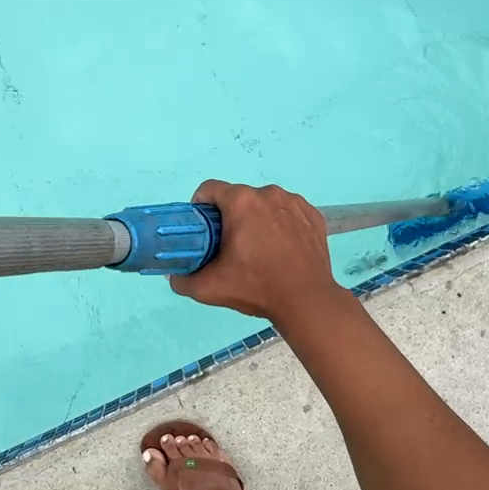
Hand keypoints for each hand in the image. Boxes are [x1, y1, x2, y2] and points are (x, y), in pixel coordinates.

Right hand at [167, 180, 346, 322]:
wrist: (306, 300)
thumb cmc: (257, 287)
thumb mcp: (210, 288)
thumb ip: (183, 280)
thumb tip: (174, 275)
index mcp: (241, 202)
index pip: (209, 189)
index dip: (201, 207)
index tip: (204, 229)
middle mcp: (269, 193)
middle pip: (239, 198)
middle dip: (230, 217)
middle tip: (231, 246)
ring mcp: (295, 202)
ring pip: (265, 204)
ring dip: (257, 219)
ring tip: (260, 249)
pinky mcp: (314, 215)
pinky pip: (289, 212)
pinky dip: (282, 224)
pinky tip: (283, 247)